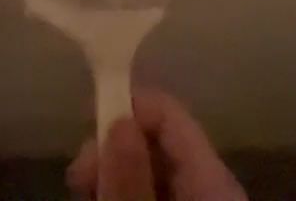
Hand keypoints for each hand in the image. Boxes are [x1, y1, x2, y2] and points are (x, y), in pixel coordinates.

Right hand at [67, 89, 245, 200]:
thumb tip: (117, 117)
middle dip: (115, 144)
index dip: (126, 103)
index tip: (85, 121)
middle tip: (79, 173)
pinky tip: (109, 195)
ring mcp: (209, 195)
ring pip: (157, 165)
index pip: (168, 109)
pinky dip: (133, 188)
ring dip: (119, 168)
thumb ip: (130, 176)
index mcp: (213, 172)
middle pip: (160, 138)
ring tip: (87, 186)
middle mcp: (216, 179)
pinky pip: (162, 188)